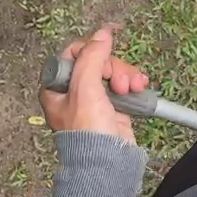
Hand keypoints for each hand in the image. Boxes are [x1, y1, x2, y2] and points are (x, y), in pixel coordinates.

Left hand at [40, 27, 148, 142]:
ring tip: (133, 88)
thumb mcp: (85, 89)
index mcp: (57, 86)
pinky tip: (139, 89)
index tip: (106, 52)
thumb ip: (92, 58)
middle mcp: (74, 91)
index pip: (74, 54)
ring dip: (127, 75)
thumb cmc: (88, 133)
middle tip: (120, 83)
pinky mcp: (113, 106)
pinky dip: (133, 83)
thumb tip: (102, 34)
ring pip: (113, 72)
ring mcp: (95, 99)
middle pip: (97, 61)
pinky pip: (124, 84)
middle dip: (114, 68)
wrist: (107, 163)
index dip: (92, 52)